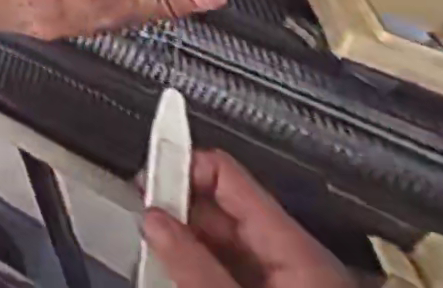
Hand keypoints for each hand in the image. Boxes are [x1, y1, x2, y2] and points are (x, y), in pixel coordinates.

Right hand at [143, 150, 355, 287]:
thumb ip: (196, 265)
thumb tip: (155, 220)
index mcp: (297, 247)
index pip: (225, 172)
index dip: (182, 166)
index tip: (146, 177)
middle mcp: (297, 257)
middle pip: (221, 205)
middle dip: (178, 210)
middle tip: (145, 226)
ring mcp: (293, 282)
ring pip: (225, 240)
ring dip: (187, 242)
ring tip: (158, 257)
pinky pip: (234, 269)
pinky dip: (203, 268)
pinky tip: (180, 277)